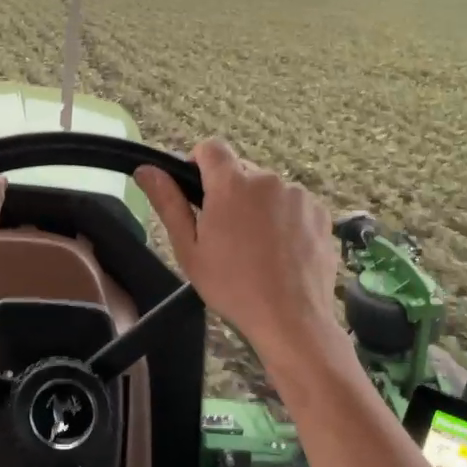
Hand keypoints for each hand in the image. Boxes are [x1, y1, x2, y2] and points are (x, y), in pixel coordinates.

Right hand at [135, 139, 340, 360]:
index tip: (197, 192)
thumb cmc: (232, 286)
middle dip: (230, 192)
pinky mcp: (320, 213)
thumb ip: (168, 202)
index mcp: (232, 185)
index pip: (211, 147)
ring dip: (259, 206)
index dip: (199, 163)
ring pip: (268, 189)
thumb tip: (146, 169)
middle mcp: (268, 179)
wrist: (291, 318)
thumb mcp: (189, 248)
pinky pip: (294, 205)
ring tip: (257, 247)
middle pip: (241, 171)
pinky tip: (282, 252)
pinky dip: (284, 219)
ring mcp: (299, 195)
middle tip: (225, 233)